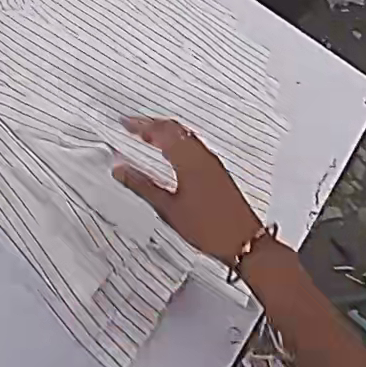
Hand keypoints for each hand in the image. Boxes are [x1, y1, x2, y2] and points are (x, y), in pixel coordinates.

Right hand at [115, 117, 260, 261]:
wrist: (245, 243)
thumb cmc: (211, 228)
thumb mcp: (167, 208)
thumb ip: (141, 185)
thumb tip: (120, 170)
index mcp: (189, 159)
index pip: (161, 131)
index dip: (140, 124)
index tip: (125, 123)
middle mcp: (202, 156)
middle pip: (175, 128)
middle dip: (152, 124)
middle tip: (134, 125)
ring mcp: (212, 163)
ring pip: (185, 136)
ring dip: (165, 131)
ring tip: (148, 135)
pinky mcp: (217, 172)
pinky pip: (193, 145)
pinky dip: (177, 141)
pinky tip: (171, 153)